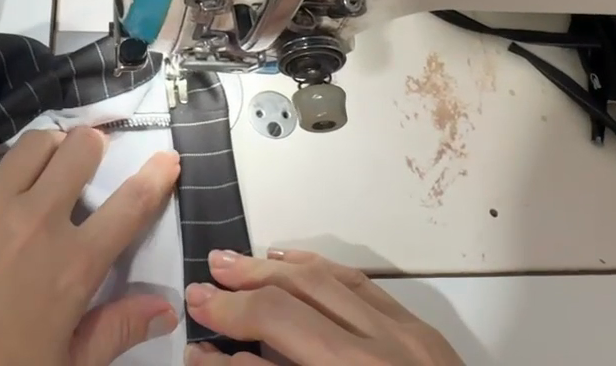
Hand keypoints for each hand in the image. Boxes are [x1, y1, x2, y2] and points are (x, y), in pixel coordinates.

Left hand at [0, 127, 181, 365]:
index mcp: (71, 267)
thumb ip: (113, 332)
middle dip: (90, 147)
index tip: (168, 157)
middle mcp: (36, 223)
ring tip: (39, 162)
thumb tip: (166, 307)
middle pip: (80, 152)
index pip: (129, 208)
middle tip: (86, 157)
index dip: (156, 177)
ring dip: (44, 147)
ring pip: (31, 143)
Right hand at [184, 248, 463, 365]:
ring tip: (228, 261)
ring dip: (267, 269)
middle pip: (289, 310)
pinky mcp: (420, 330)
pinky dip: (315, 267)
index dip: (224, 353)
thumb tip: (229, 362)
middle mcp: (375, 364)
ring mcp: (404, 340)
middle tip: (198, 290)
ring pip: (321, 281)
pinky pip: (359, 281)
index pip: (269, 360)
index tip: (194, 346)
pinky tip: (285, 260)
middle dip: (236, 299)